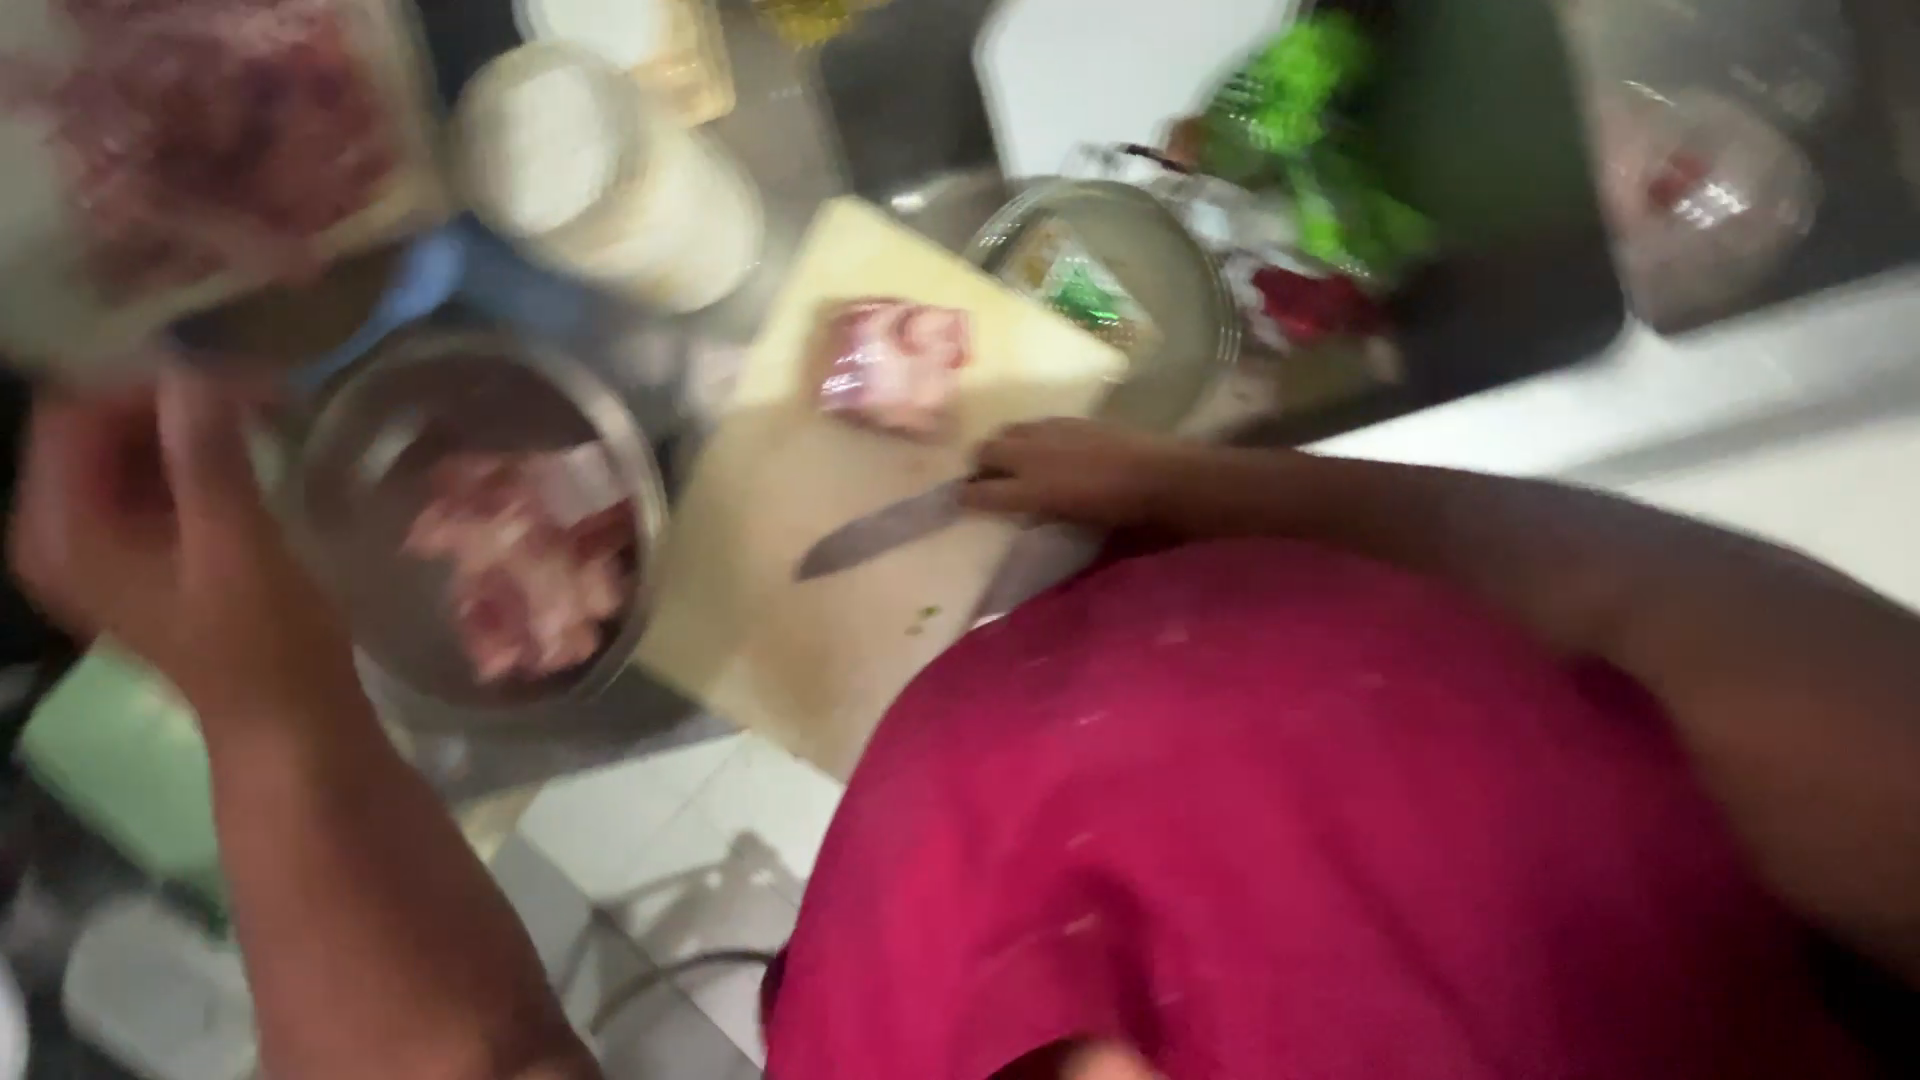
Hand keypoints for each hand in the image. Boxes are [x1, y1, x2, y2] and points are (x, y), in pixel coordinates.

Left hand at [9, 370, 361, 723]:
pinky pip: (156, 485)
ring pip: (130, 455)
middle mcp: (63, 531)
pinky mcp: (147, 556)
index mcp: (63, 531)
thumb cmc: (267, 642)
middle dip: (177, 403)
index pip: (75, 418)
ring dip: (193, 428)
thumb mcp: (240, 550)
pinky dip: (201, 461)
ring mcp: (104, 545)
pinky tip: (253, 459)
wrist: (288, 716)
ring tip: (268, 418)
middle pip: (96, 432)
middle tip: (269, 396)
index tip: (250, 383)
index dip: (155, 386)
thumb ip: (210, 463)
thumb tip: (198, 376)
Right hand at [961, 418, 1203, 527]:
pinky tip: (1040, 445)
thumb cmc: (1118, 511)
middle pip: (985, 451)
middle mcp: (1031, 456)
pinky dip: (1026, 435)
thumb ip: (1039, 509)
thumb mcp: (1070, 519)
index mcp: (1030, 489)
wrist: (1157, 475)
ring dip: (1001, 445)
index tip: (960, 499)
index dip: (966, 497)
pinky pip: (1033, 424)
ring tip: (1009, 457)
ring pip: (1007, 432)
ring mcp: (1049, 432)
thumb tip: (1021, 504)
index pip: (981, 492)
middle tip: (985, 476)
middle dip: (979, 464)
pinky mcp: (1068, 419)